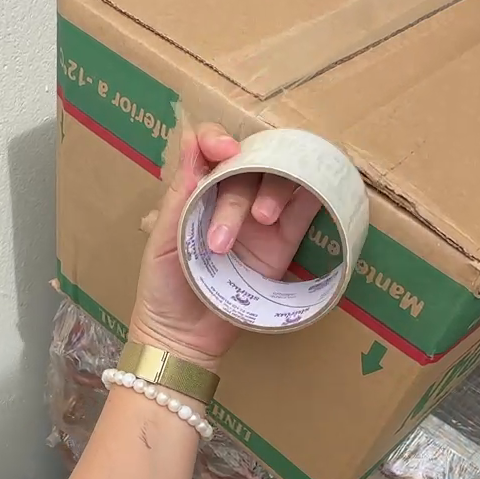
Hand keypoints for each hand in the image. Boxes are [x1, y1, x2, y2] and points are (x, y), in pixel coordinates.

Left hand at [129, 123, 322, 368]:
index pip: (212, 150)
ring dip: (277, 190)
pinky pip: (304, 211)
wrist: (184, 339)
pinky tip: (316, 191)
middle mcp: (230, 200)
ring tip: (265, 220)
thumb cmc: (163, 290)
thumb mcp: (164, 240)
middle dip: (242, 191)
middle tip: (230, 232)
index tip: (223, 151)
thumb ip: (181, 193)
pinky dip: (314, 195)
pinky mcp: (283, 245)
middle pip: (249, 166)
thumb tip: (192, 138)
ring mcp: (260, 222)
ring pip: (278, 181)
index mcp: (197, 193)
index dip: (219, 140)